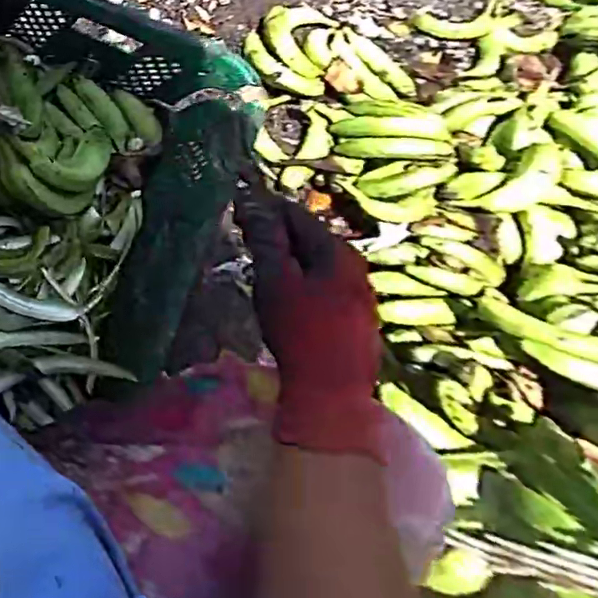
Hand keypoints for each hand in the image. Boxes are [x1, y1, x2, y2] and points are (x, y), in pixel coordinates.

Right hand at [235, 173, 382, 459]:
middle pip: (309, 237)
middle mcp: (355, 266)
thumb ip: (266, 240)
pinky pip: (323, 281)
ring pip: (316, 261)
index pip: (296, 214)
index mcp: (338, 252)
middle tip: (243, 234)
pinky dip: (299, 275)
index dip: (265, 207)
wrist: (333, 394)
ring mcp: (360, 293)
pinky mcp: (356, 316)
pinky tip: (282, 289)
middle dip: (276, 232)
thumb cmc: (300, 330)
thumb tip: (254, 204)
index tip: (237, 208)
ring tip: (258, 261)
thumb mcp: (275, 280)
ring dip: (287, 255)